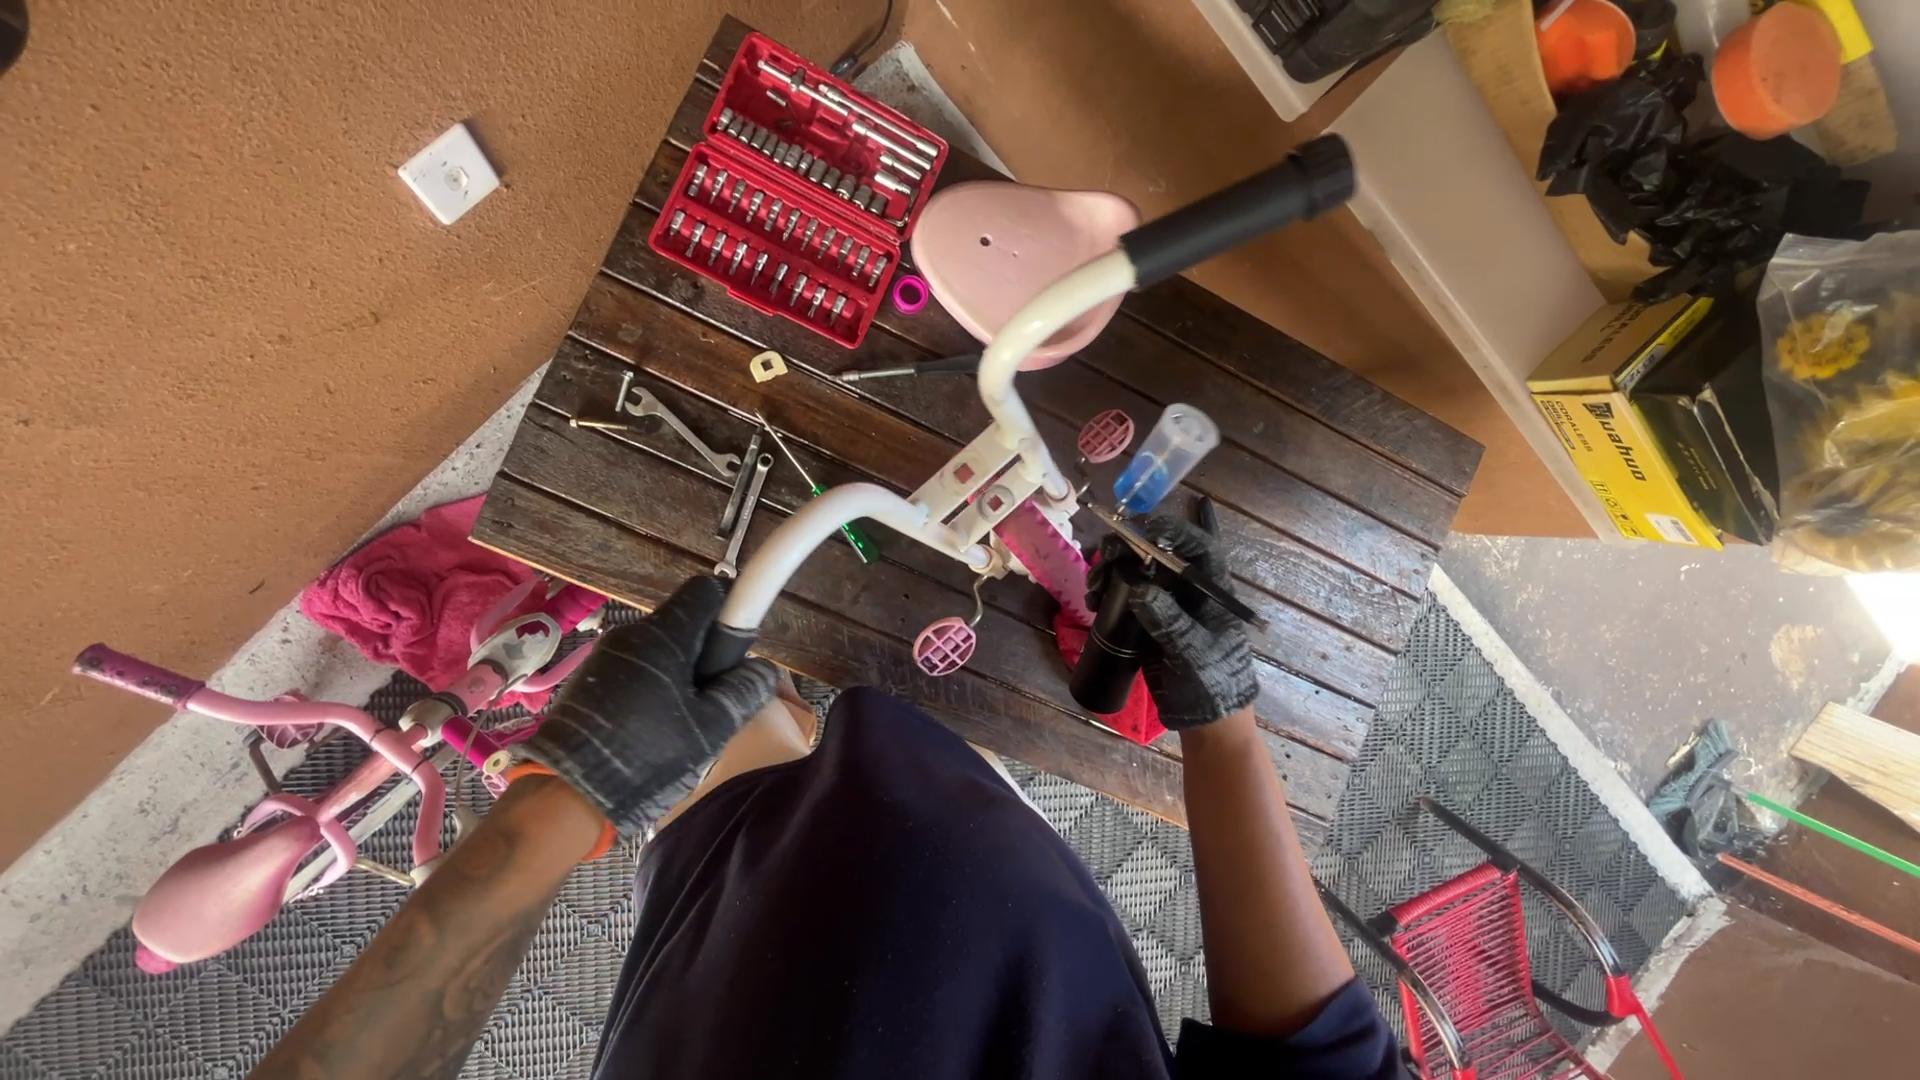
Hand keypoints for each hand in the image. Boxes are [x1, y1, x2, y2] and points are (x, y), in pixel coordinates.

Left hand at [522, 576, 777, 833]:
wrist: (567, 795)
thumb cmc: (648, 755)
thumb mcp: (711, 728)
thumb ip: (743, 691)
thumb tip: (766, 669)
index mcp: (664, 636)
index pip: (704, 591)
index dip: (729, 604)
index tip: (739, 641)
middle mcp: (631, 635)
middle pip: (683, 622)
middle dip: (706, 650)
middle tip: (715, 693)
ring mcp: (605, 657)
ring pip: (660, 647)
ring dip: (680, 671)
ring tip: (685, 717)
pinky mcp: (588, 681)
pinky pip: (635, 667)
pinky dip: (654, 684)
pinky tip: (653, 725)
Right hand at [1086, 515, 1256, 728]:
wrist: (1205, 719)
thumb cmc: (1213, 683)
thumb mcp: (1194, 653)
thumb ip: (1170, 622)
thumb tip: (1140, 591)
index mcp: (1211, 591)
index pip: (1198, 547)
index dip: (1174, 530)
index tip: (1145, 528)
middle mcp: (1188, 590)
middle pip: (1158, 553)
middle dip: (1128, 550)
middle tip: (1102, 558)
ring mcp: (1166, 603)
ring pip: (1136, 571)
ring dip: (1111, 570)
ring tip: (1093, 587)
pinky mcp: (1147, 619)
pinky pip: (1125, 594)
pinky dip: (1107, 591)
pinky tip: (1094, 601)